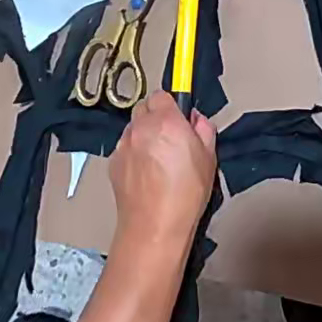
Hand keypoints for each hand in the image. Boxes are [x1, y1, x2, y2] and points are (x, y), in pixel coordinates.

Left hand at [109, 92, 217, 252]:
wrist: (155, 226)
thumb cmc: (185, 194)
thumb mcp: (209, 158)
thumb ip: (203, 130)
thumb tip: (196, 120)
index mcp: (166, 121)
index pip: (162, 95)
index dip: (171, 105)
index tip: (179, 116)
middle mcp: (141, 127)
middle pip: (144, 108)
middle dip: (156, 117)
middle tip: (170, 137)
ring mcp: (124, 144)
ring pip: (133, 128)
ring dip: (143, 134)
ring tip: (158, 158)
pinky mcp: (113, 162)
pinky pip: (124, 147)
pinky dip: (133, 153)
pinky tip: (146, 173)